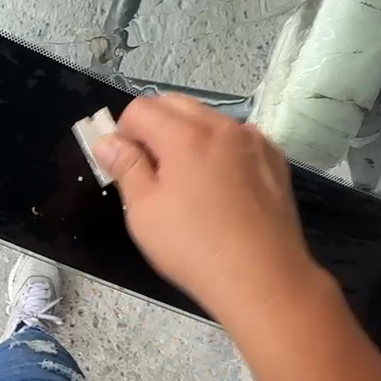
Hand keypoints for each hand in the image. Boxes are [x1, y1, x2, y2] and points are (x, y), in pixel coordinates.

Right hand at [90, 94, 326, 326]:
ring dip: (186, 136)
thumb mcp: (144, 210)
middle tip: (147, 170)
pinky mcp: (273, 159)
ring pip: (208, 119)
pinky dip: (218, 149)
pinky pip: (236, 139)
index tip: (122, 163)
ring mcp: (253, 141)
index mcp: (185, 136)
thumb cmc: (193, 247)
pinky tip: (216, 187)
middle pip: (175, 104)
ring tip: (183, 182)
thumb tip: (107, 142)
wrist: (261, 276)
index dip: (122, 132)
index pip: (140, 109)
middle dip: (153, 126)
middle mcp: (222, 127)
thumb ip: (125, 168)